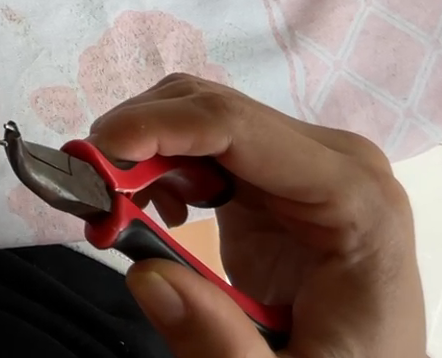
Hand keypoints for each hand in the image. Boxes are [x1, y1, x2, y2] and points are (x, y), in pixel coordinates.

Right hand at [89, 74, 426, 357]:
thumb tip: (146, 275)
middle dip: (134, 138)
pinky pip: (198, 137)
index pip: (233, 124)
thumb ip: (222, 344)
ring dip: (140, 148)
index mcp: (353, 197)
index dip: (154, 128)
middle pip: (206, 108)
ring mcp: (302, 157)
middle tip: (88, 190)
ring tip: (118, 206)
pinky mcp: (274, 168)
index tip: (91, 159)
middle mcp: (332, 158)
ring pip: (192, 112)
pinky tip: (157, 210)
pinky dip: (157, 160)